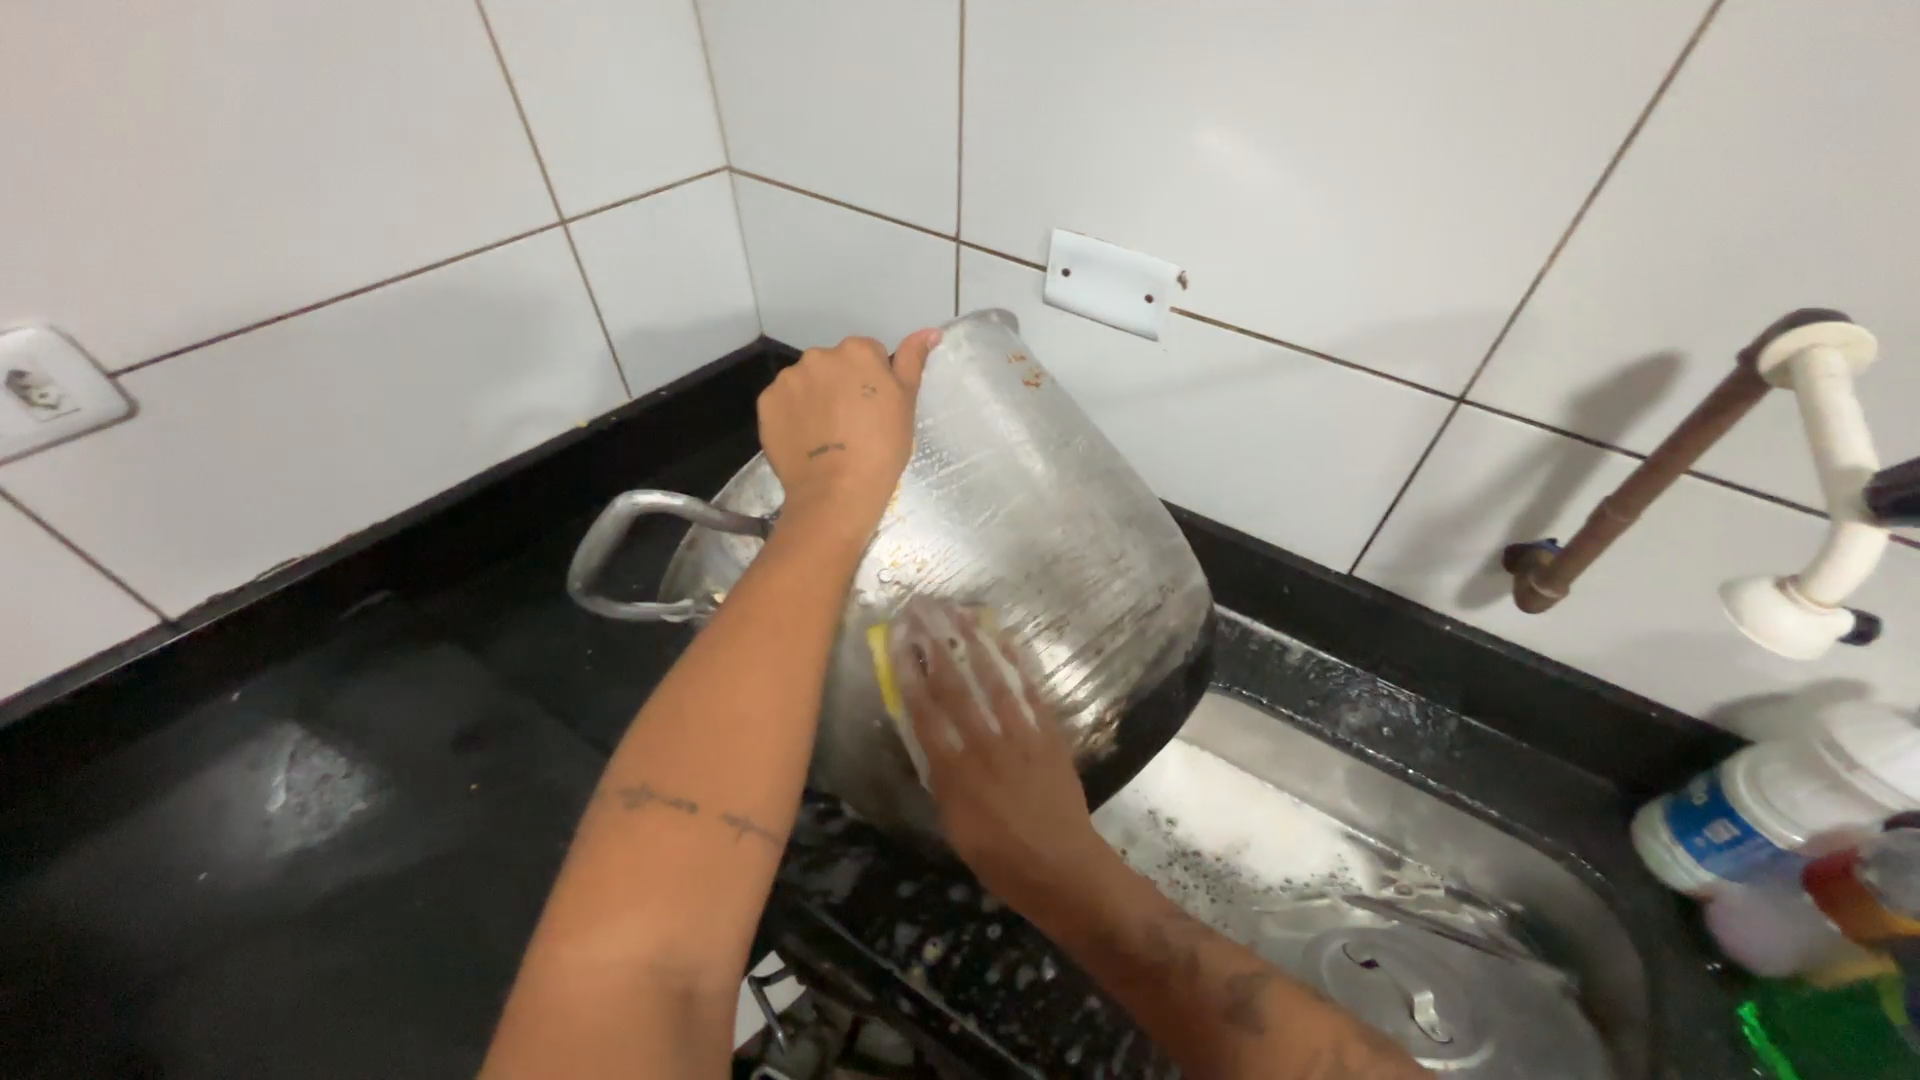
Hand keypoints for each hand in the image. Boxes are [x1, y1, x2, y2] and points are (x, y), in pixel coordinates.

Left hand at [757, 329, 940, 538]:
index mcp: (857, 351)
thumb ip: (912, 360)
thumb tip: (930, 331)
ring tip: (827, 436)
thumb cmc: (881, 448)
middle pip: (833, 365)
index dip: (873, 383)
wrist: (837, 491)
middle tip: (852, 425)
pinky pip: (783, 403)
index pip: (867, 355)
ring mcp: (789, 379)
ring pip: (806, 382)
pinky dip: (792, 416)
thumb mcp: (906, 403)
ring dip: (815, 399)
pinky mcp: (766, 403)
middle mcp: (818, 356)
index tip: (874, 410)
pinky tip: (806, 440)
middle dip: (840, 386)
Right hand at [887, 598, 1111, 917]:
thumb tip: (926, 739)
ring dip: (973, 641)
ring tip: (956, 611)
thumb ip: (940, 779)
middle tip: (921, 610)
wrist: (1064, 869)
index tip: (898, 640)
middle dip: (935, 644)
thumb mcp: (955, 828)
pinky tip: (1004, 638)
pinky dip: (1017, 662)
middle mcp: (986, 744)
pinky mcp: (1049, 733)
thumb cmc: (1001, 859)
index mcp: (955, 772)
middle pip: (956, 686)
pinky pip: (1031, 690)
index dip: (909, 672)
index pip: (925, 712)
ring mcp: (1022, 735)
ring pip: (993, 679)